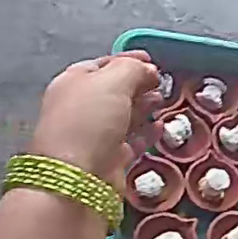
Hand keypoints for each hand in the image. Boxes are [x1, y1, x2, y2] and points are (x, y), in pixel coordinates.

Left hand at [29, 51, 162, 181]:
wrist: (77, 178)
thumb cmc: (90, 121)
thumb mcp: (112, 82)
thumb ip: (133, 70)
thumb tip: (149, 71)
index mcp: (74, 82)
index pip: (103, 65)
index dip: (128, 61)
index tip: (152, 60)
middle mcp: (83, 108)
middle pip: (114, 91)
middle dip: (138, 84)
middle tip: (161, 83)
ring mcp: (96, 135)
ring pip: (124, 116)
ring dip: (144, 107)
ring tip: (163, 102)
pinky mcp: (110, 160)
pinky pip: (132, 141)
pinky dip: (147, 133)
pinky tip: (160, 127)